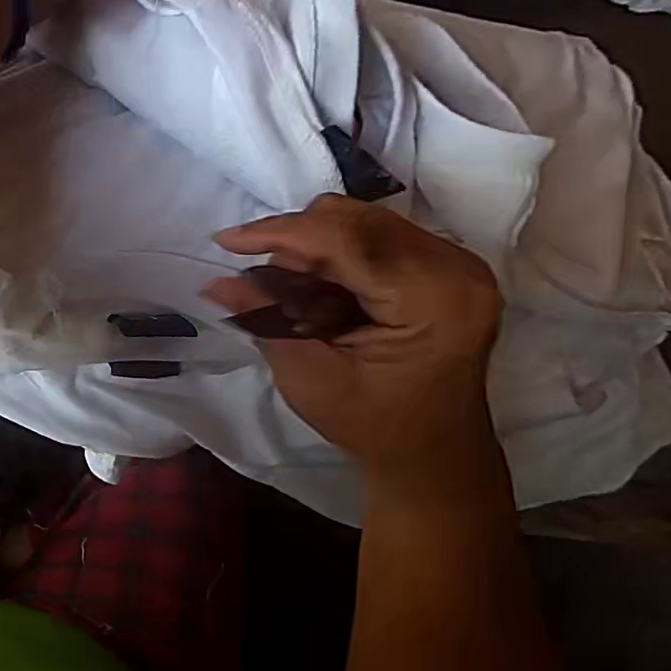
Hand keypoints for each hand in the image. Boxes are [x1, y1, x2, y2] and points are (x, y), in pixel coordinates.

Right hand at [201, 195, 505, 489]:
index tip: (225, 242)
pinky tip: (318, 285)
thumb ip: (267, 318)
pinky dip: (333, 249)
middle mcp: (454, 267)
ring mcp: (455, 262)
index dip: (279, 233)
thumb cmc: (371, 423)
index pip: (345, 240)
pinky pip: (375, 232)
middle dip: (293, 239)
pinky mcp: (445, 264)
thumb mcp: (307, 374)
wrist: (432, 451)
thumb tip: (216, 282)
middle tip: (260, 278)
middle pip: (354, 220)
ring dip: (311, 243)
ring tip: (289, 287)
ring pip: (361, 219)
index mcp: (432, 300)